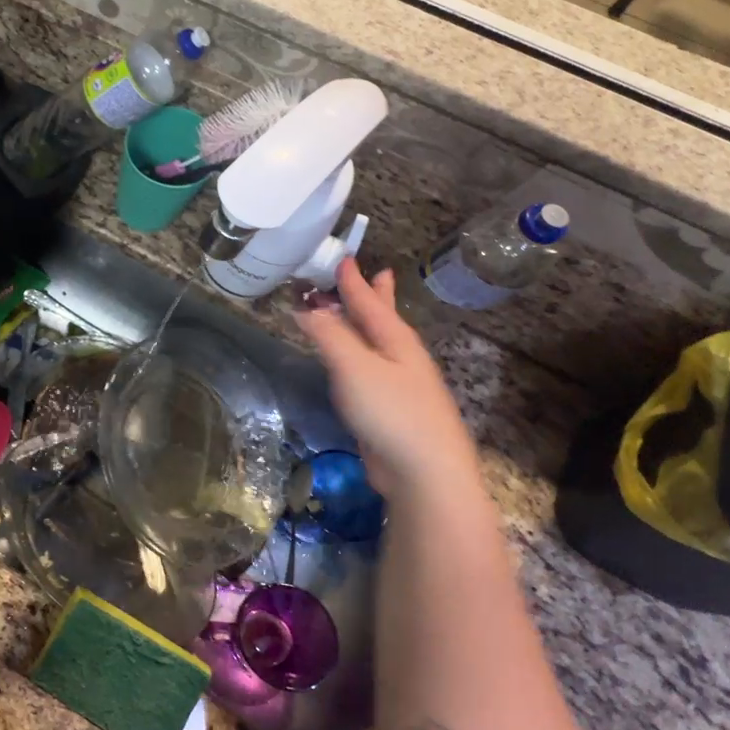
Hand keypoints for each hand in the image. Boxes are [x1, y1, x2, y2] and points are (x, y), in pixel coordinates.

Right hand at [293, 259, 479, 500]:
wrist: (424, 472)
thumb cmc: (392, 412)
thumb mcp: (354, 367)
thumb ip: (329, 335)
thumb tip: (305, 306)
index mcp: (396, 340)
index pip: (370, 302)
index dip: (353, 281)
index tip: (342, 258)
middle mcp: (401, 356)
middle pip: (383, 319)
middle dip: (374, 297)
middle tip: (375, 273)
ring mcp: (399, 384)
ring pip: (377, 344)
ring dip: (365, 324)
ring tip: (358, 311)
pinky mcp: (389, 409)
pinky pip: (368, 368)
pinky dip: (357, 354)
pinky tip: (352, 362)